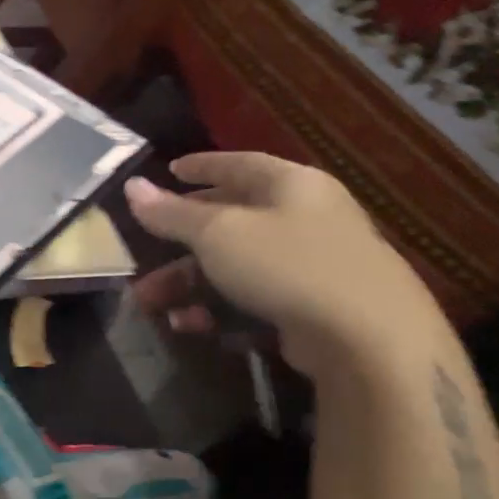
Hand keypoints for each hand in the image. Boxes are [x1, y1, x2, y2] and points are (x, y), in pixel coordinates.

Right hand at [123, 152, 439, 375]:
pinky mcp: (309, 301)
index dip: (203, 165)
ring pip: (232, 264)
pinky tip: (190, 324)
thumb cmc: (286, 265)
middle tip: (143, 251)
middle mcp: (305, 216)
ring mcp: (310, 260)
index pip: (241, 164)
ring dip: (185, 283)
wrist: (366, 335)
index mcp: (292, 186)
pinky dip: (215, 308)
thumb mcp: (217, 234)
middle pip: (230, 218)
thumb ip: (171, 213)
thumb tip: (132, 187)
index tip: (170, 170)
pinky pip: (249, 296)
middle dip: (178, 240)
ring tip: (150, 303)